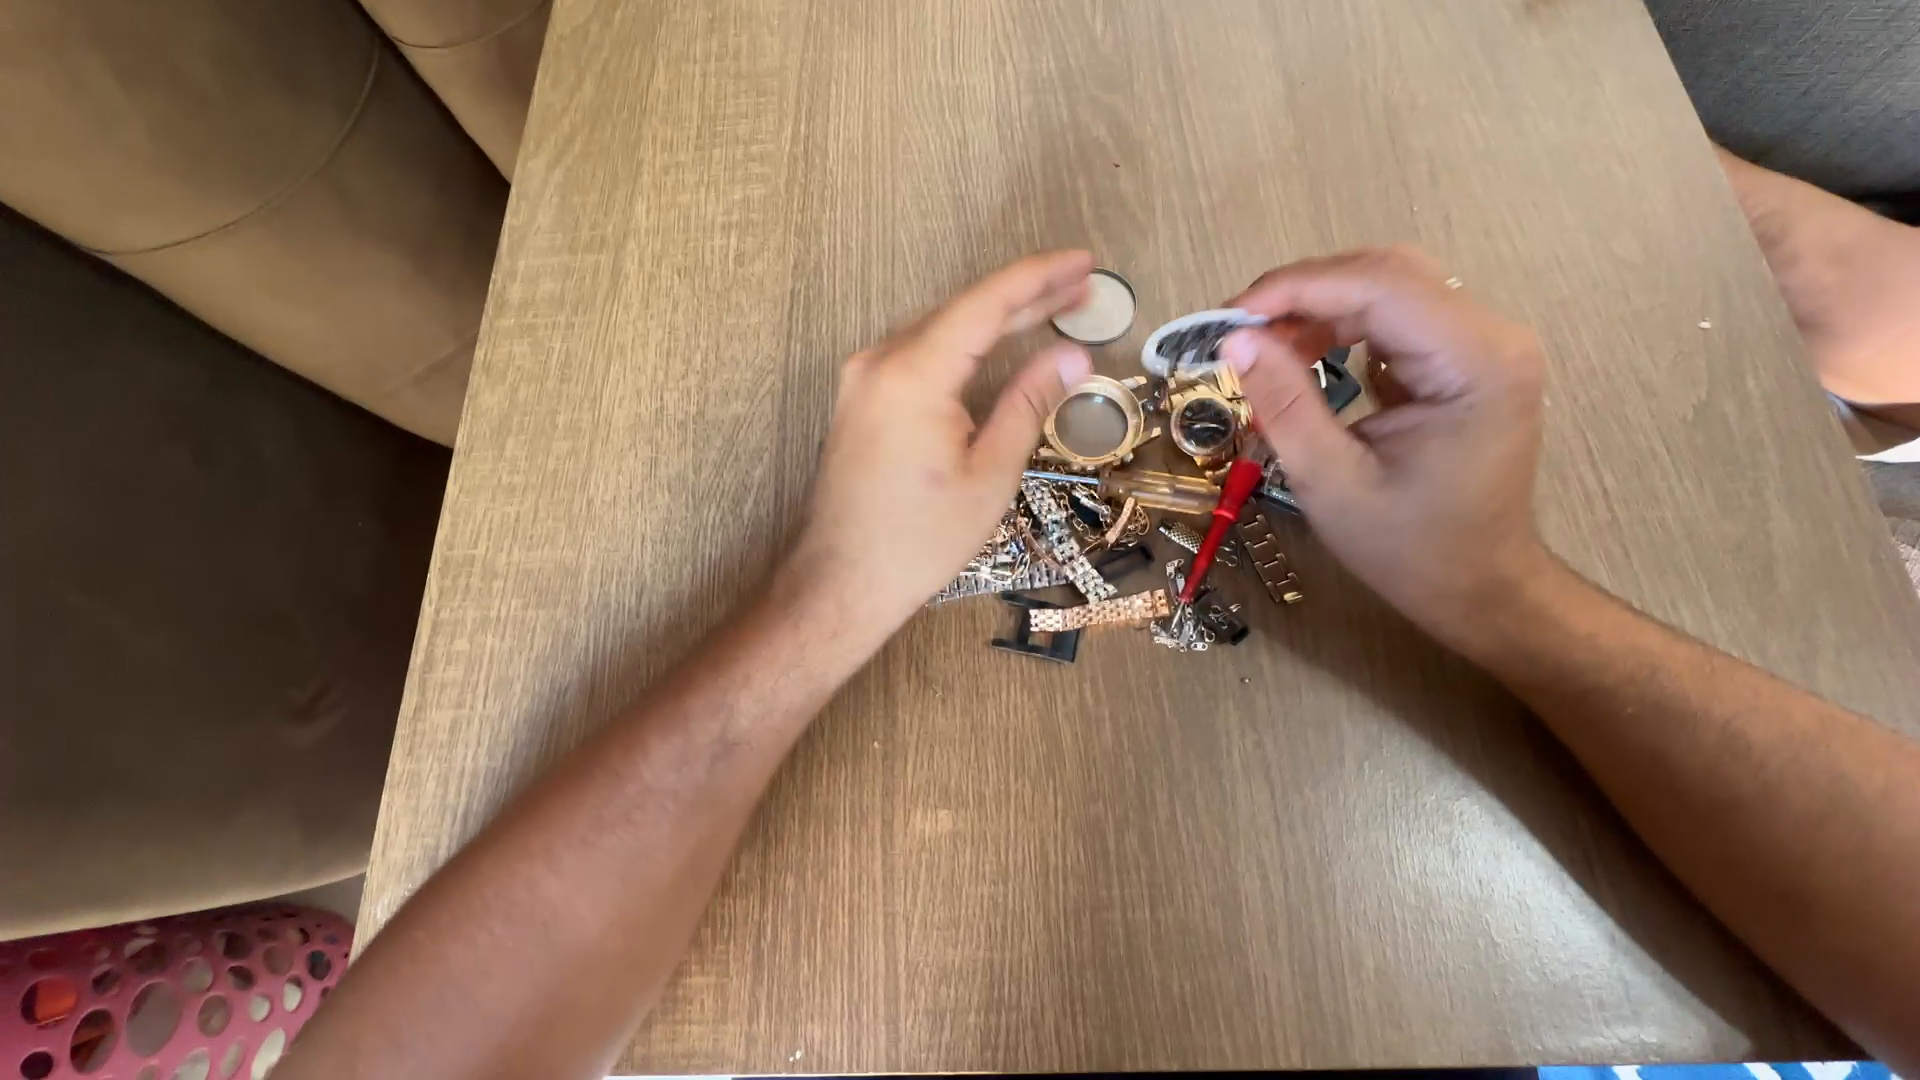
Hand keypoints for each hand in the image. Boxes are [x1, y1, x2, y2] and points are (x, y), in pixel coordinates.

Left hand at [779, 250, 1095, 637]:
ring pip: (939, 330)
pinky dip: (961, 347)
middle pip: (961, 311)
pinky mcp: (859, 398)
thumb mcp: (989, 474)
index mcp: (912, 374)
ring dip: (993, 320)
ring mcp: (862, 378)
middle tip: (1080, 285)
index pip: (985, 304)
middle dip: (1024, 296)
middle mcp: (879, 361)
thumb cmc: (921, 539)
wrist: (843, 580)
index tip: (1084, 262)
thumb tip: (1073, 355)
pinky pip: (918, 354)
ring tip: (1050, 309)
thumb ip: (1029, 403)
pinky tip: (994, 346)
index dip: (1039, 277)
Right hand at [1220, 246, 1554, 652]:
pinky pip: (1394, 318)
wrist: (1476, 586)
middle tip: (1236, 330)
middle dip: (1302, 292)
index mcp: (1476, 363)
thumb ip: (1283, 403)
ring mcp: (1482, 345)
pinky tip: (1299, 355)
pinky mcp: (1462, 359)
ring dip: (1316, 309)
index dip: (1296, 289)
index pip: (1381, 286)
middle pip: (1387, 274)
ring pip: (1388, 289)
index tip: (1227, 317)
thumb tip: (1234, 339)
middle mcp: (1492, 337)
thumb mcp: (1329, 481)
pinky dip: (1338, 328)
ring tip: (1260, 348)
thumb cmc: (1407, 548)